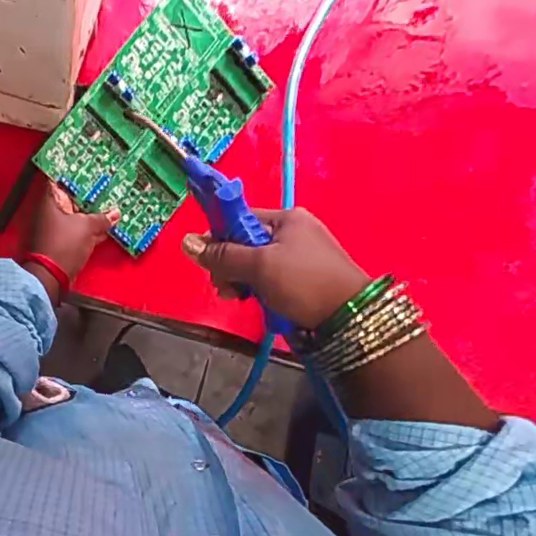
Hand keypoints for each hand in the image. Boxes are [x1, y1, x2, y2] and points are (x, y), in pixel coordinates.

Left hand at [25, 180, 118, 280]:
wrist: (50, 276)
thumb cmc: (64, 245)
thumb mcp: (87, 228)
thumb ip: (102, 218)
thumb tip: (115, 214)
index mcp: (50, 201)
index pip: (61, 179)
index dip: (75, 173)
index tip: (90, 167)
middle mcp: (50, 212)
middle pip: (71, 197)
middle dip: (89, 194)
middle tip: (107, 184)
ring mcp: (55, 228)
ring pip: (76, 215)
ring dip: (92, 212)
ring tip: (112, 203)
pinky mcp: (61, 242)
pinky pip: (77, 230)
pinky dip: (89, 228)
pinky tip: (106, 225)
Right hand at [181, 207, 371, 328]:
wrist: (349, 316)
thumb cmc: (303, 283)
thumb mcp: (259, 266)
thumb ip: (222, 255)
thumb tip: (186, 242)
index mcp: (286, 219)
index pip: (239, 219)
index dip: (219, 238)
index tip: (208, 261)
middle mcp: (292, 232)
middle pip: (243, 244)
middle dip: (228, 266)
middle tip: (225, 287)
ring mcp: (298, 256)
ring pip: (252, 264)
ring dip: (238, 281)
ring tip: (237, 297)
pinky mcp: (300, 278)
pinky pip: (266, 278)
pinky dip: (255, 289)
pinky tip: (252, 301)